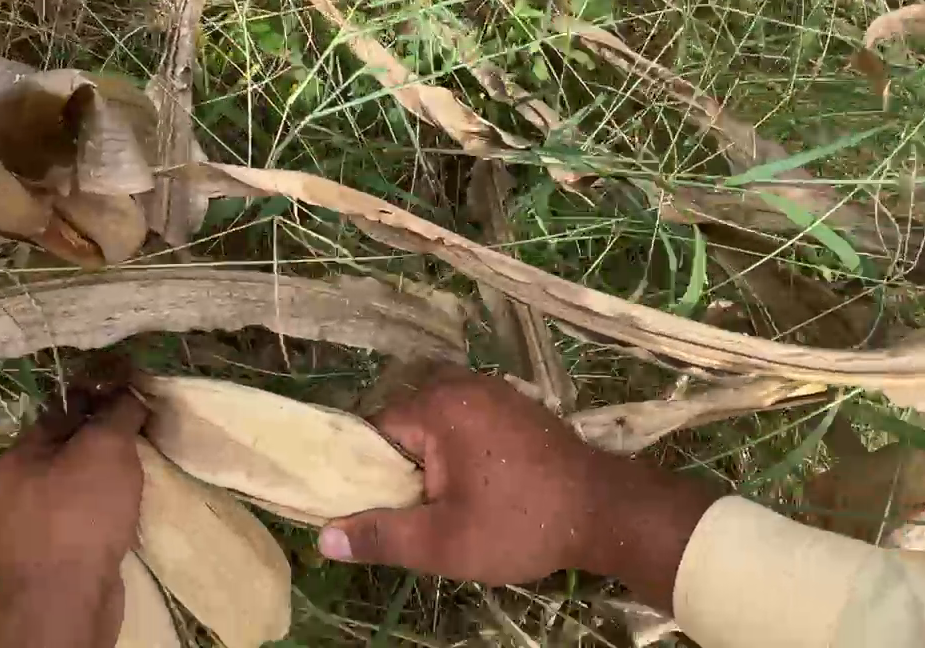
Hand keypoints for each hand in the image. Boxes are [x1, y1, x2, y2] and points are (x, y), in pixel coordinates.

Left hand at [0, 389, 146, 647]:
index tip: (140, 388)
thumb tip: (132, 393)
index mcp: (21, 454)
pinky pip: (92, 509)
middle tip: (151, 423)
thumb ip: (119, 411)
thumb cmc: (78, 514)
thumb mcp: (104, 445)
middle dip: (113, 432)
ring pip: (86, 478)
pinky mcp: (63, 550)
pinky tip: (138, 498)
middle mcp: (24, 484)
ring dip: (117, 469)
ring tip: (151, 457)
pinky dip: (115, 501)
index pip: (66, 406)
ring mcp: (41, 520)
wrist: (64, 605)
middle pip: (76, 442)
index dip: (103, 392)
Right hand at [318, 366, 718, 608]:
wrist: (600, 508)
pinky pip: (465, 413)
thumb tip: (324, 537)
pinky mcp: (512, 401)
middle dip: (400, 461)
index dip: (367, 467)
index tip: (374, 502)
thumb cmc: (517, 523)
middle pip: (406, 418)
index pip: (376, 427)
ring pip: (436, 416)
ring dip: (430, 451)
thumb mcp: (442, 542)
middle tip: (410, 506)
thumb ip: (381, 535)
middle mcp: (461, 383)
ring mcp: (491, 387)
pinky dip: (457, 440)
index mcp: (437, 406)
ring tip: (439, 496)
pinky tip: (471, 477)